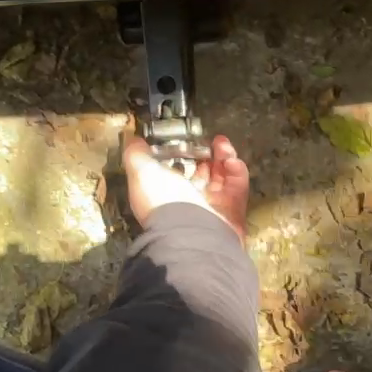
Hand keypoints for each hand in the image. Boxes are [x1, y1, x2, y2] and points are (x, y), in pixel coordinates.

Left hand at [122, 134, 249, 240]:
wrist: (191, 230)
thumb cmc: (163, 201)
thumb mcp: (140, 171)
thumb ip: (136, 154)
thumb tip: (134, 141)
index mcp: (164, 196)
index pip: (173, 172)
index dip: (179, 155)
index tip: (182, 140)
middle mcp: (189, 202)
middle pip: (201, 173)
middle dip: (205, 154)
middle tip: (208, 141)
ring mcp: (212, 206)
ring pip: (221, 176)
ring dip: (223, 157)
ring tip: (222, 144)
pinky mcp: (233, 209)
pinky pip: (237, 185)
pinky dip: (237, 170)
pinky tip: (231, 161)